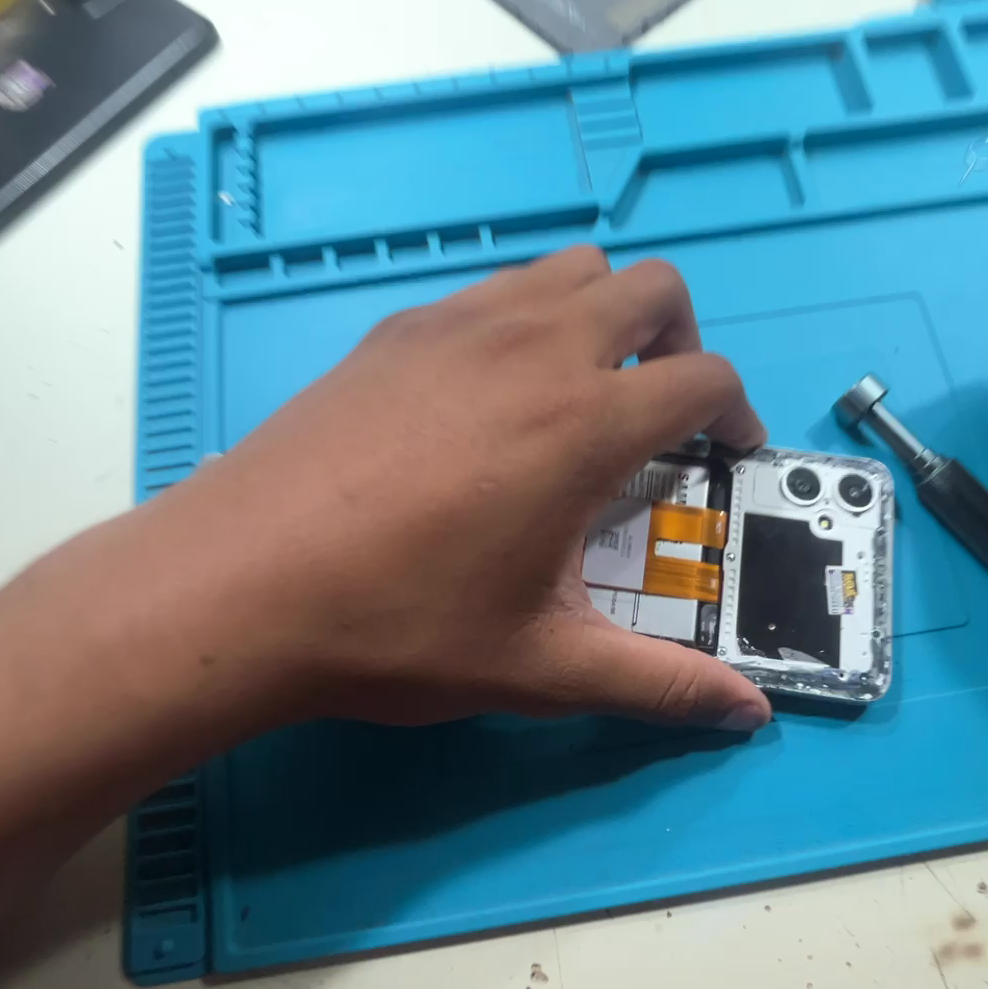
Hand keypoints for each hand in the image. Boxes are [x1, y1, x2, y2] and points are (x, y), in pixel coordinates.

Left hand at [135, 247, 772, 730]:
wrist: (238, 585)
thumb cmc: (399, 626)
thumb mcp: (541, 666)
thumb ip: (658, 684)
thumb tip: (749, 718)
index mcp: (584, 421)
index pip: (706, 376)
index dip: (737, 411)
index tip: (729, 449)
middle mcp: (534, 347)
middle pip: (651, 288)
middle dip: (682, 340)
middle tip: (663, 409)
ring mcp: (460, 324)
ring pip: (571, 270)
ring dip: (605, 316)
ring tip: (584, 390)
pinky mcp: (398, 329)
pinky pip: (495, 289)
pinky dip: (529, 318)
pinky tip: (492, 395)